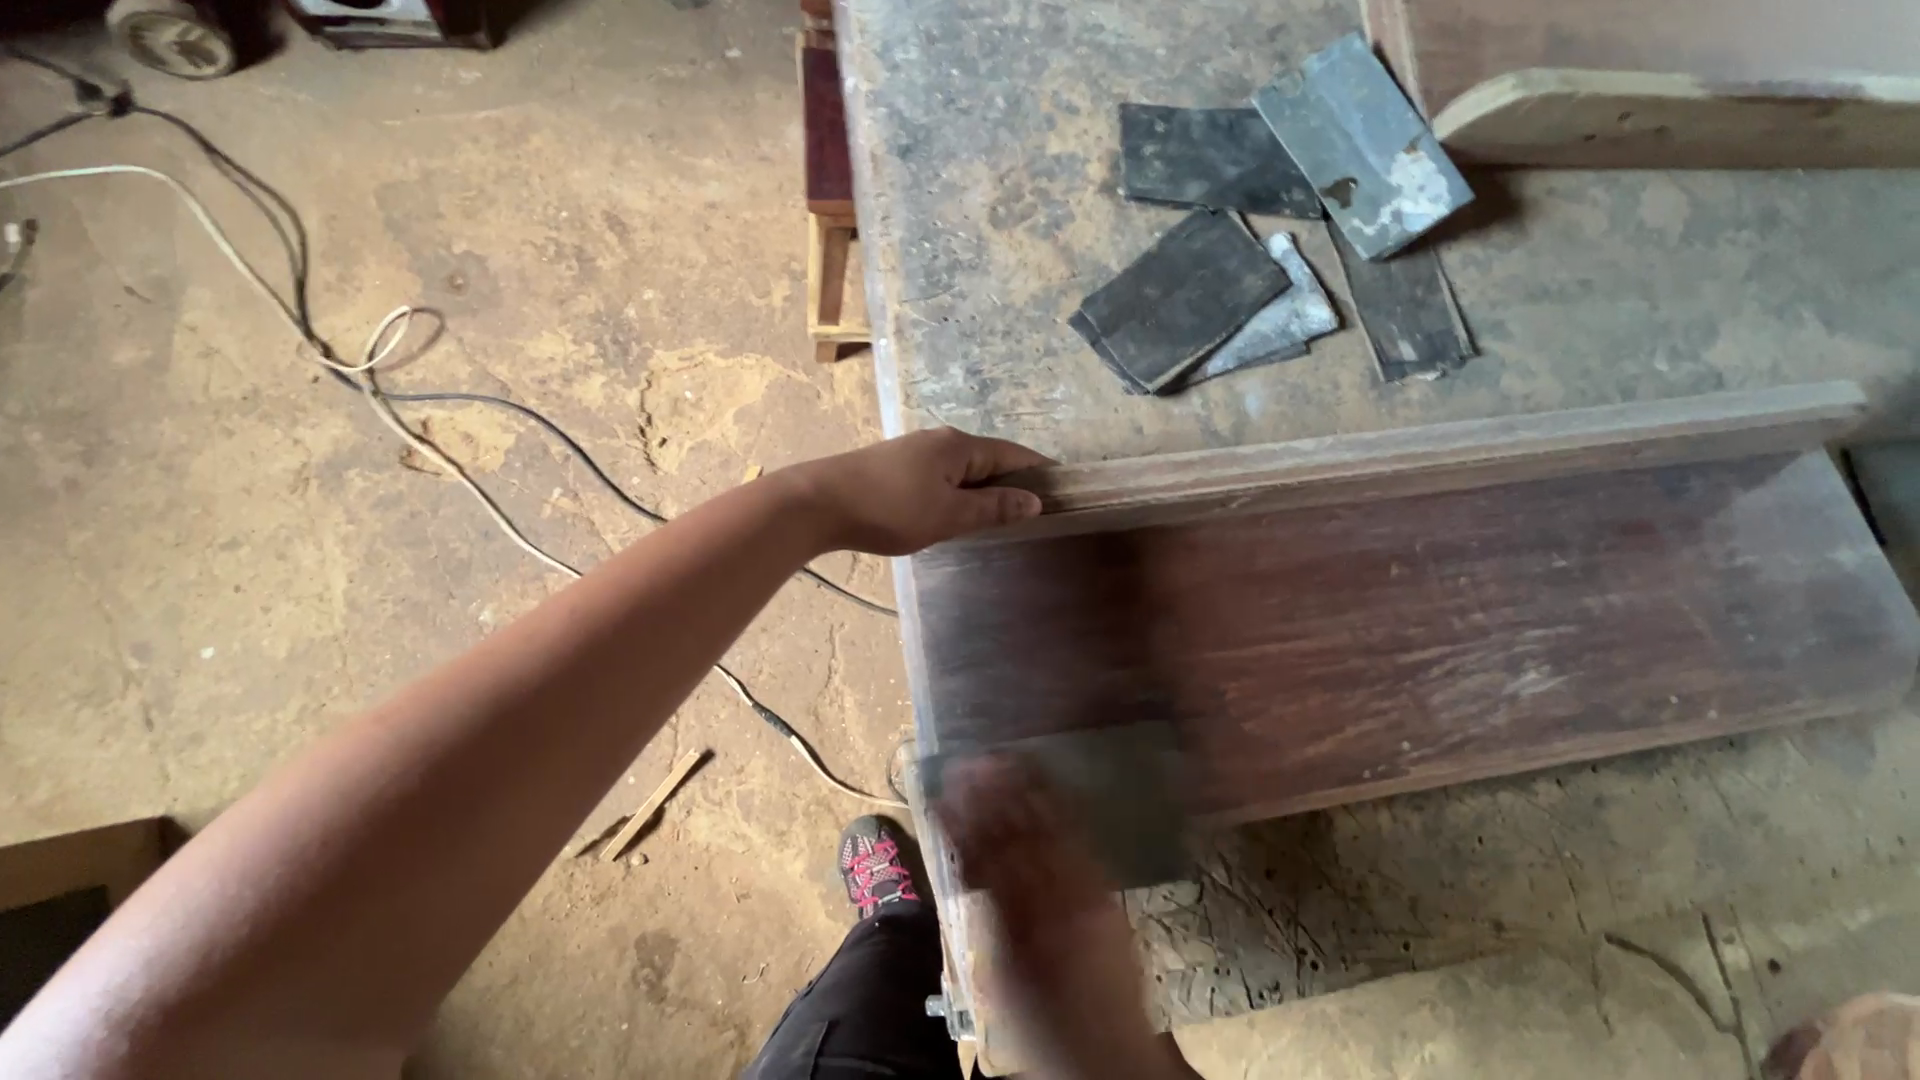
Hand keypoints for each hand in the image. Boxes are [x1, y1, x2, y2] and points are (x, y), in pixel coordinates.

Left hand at [778, 427, 1053, 554]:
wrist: (817, 503)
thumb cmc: (889, 509)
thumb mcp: (948, 515)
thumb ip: (993, 508)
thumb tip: (1035, 500)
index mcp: (959, 446)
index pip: (1013, 454)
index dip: (1040, 471)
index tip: (1064, 489)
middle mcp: (940, 440)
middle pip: (988, 459)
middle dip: (1013, 481)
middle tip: (1036, 512)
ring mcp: (915, 451)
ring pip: (962, 469)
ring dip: (983, 489)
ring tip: (1001, 517)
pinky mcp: (895, 466)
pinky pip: (941, 476)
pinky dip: (958, 492)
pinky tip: (956, 512)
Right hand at [937, 757, 1194, 1079]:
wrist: (1113, 1049)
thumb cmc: (1045, 1019)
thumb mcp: (1003, 975)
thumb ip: (989, 913)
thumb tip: (968, 863)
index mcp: (1028, 919)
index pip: (988, 854)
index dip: (964, 819)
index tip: (944, 791)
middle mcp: (1062, 895)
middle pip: (1021, 832)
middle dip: (993, 793)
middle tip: (970, 761)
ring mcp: (1090, 886)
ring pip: (1051, 827)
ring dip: (1025, 789)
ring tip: (1002, 758)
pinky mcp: (1106, 887)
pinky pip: (1080, 835)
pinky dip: (1058, 805)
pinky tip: (1044, 783)